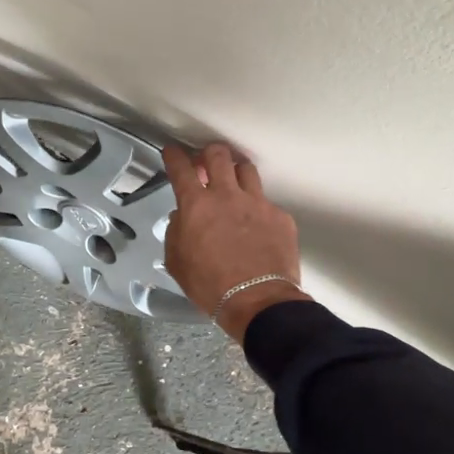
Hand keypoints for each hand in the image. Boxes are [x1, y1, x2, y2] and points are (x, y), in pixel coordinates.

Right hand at [162, 143, 309, 341]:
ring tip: (233, 182)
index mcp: (196, 205)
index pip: (181, 168)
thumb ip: (176, 231)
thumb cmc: (208, 284)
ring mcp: (258, 204)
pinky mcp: (280, 217)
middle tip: (205, 162)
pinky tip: (255, 224)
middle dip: (209, 153)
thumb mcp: (176, 260)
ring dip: (235, 172)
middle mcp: (227, 196)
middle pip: (218, 155)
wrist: (257, 301)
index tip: (172, 152)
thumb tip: (183, 218)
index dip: (174, 156)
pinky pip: (266, 203)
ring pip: (246, 170)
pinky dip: (256, 208)